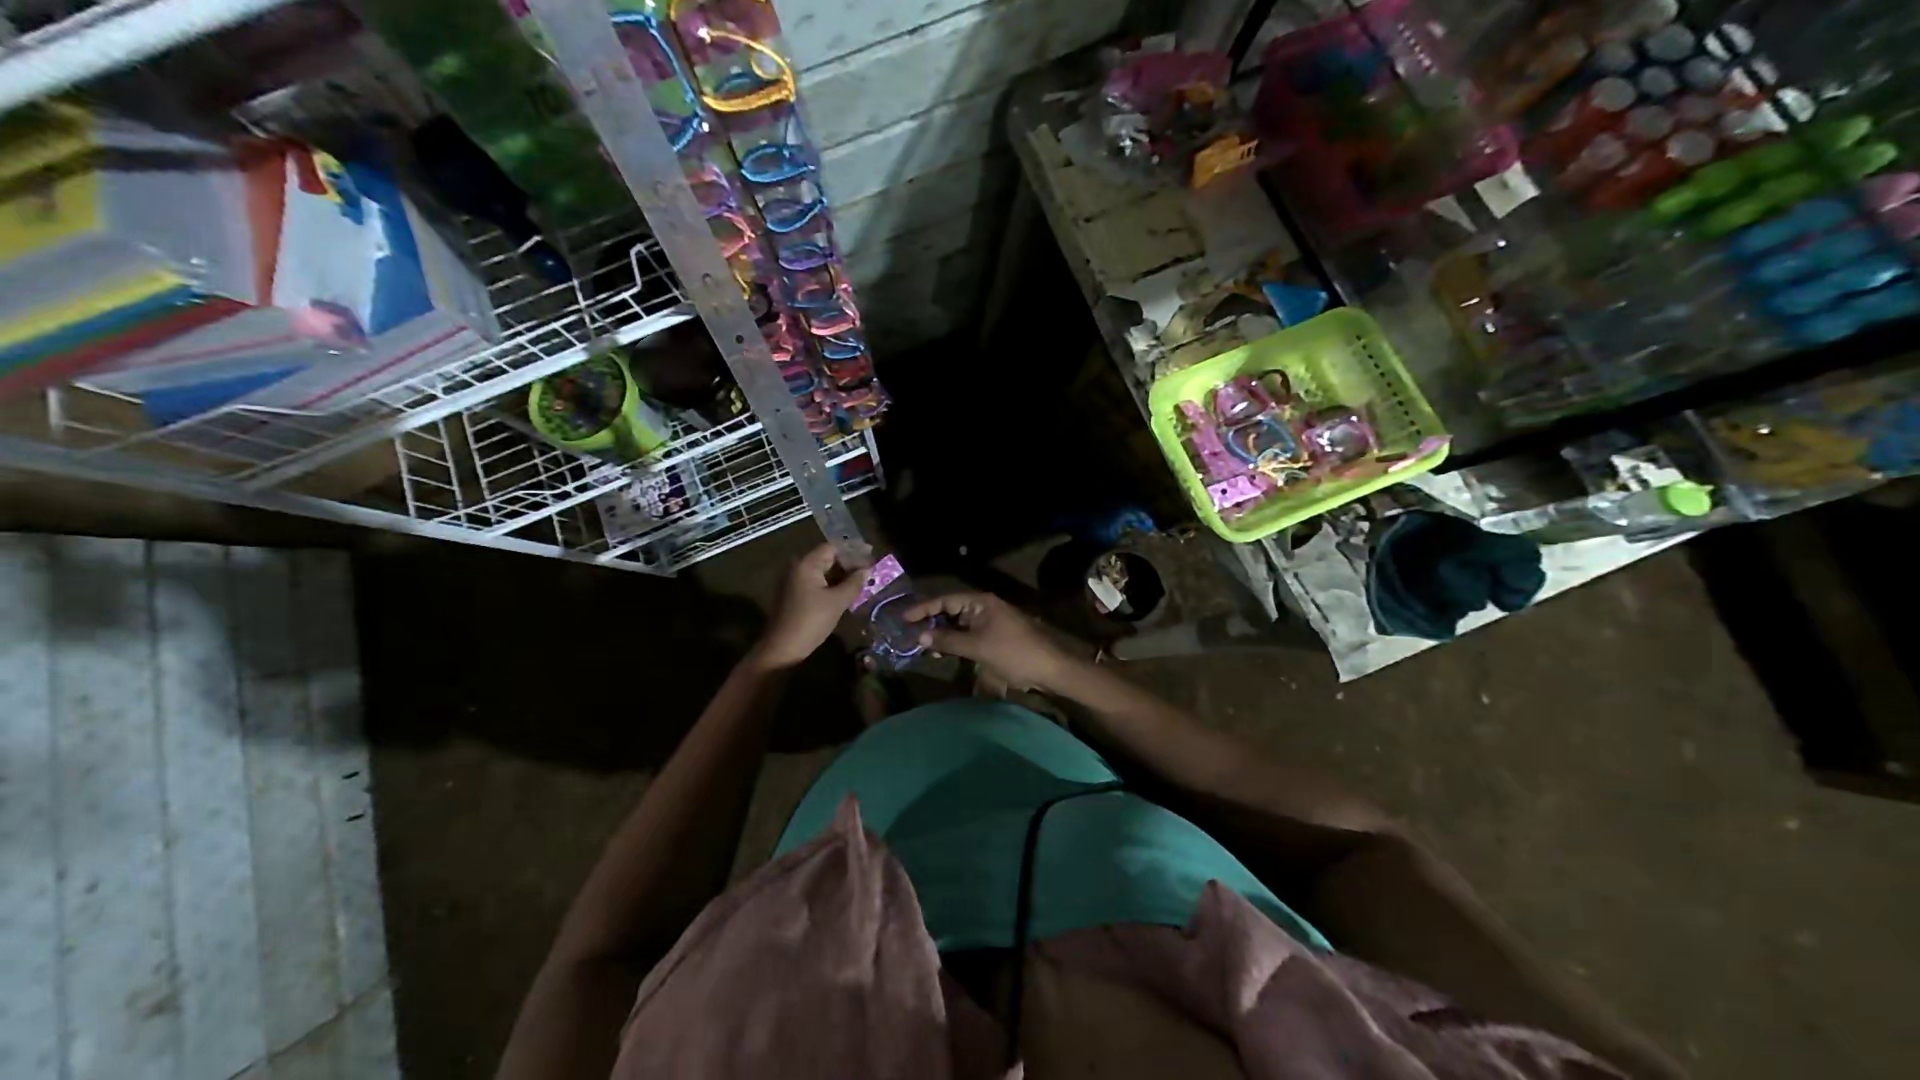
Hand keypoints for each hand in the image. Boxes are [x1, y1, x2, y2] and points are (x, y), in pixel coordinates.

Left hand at [751, 542, 867, 670]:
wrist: (782, 648)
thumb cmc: (811, 621)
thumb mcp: (837, 601)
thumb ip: (854, 582)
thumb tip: (866, 570)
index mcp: (806, 564)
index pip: (833, 547)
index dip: (853, 549)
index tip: (871, 553)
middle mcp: (798, 568)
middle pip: (827, 557)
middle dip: (849, 562)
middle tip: (870, 568)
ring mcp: (794, 581)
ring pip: (823, 571)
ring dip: (842, 574)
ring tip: (862, 580)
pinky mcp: (794, 594)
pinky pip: (817, 582)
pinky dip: (832, 584)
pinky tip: (847, 591)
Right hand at [904, 592, 1075, 691]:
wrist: (1050, 668)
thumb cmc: (1013, 652)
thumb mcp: (977, 647)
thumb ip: (948, 641)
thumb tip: (921, 636)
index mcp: (981, 602)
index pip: (945, 600)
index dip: (923, 608)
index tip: (903, 617)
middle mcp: (984, 608)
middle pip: (951, 610)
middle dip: (930, 622)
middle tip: (908, 633)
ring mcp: (990, 622)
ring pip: (959, 625)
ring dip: (942, 634)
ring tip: (922, 646)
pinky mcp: (994, 637)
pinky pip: (968, 635)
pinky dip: (955, 642)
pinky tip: (943, 653)